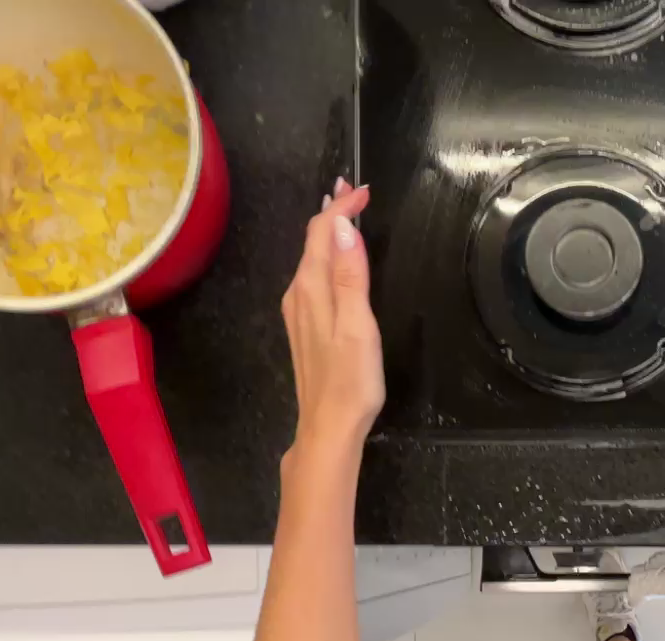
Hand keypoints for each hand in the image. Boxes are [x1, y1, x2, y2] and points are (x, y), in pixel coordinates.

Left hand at [282, 179, 382, 448]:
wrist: (329, 426)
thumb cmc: (351, 381)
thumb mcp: (357, 327)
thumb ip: (350, 277)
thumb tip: (343, 227)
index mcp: (313, 290)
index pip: (323, 233)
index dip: (342, 208)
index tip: (364, 191)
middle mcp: (299, 295)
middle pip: (313, 242)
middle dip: (333, 213)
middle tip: (354, 193)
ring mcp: (299, 313)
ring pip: (312, 260)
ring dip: (329, 234)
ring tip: (346, 217)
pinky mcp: (305, 329)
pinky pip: (314, 279)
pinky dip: (327, 259)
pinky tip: (337, 263)